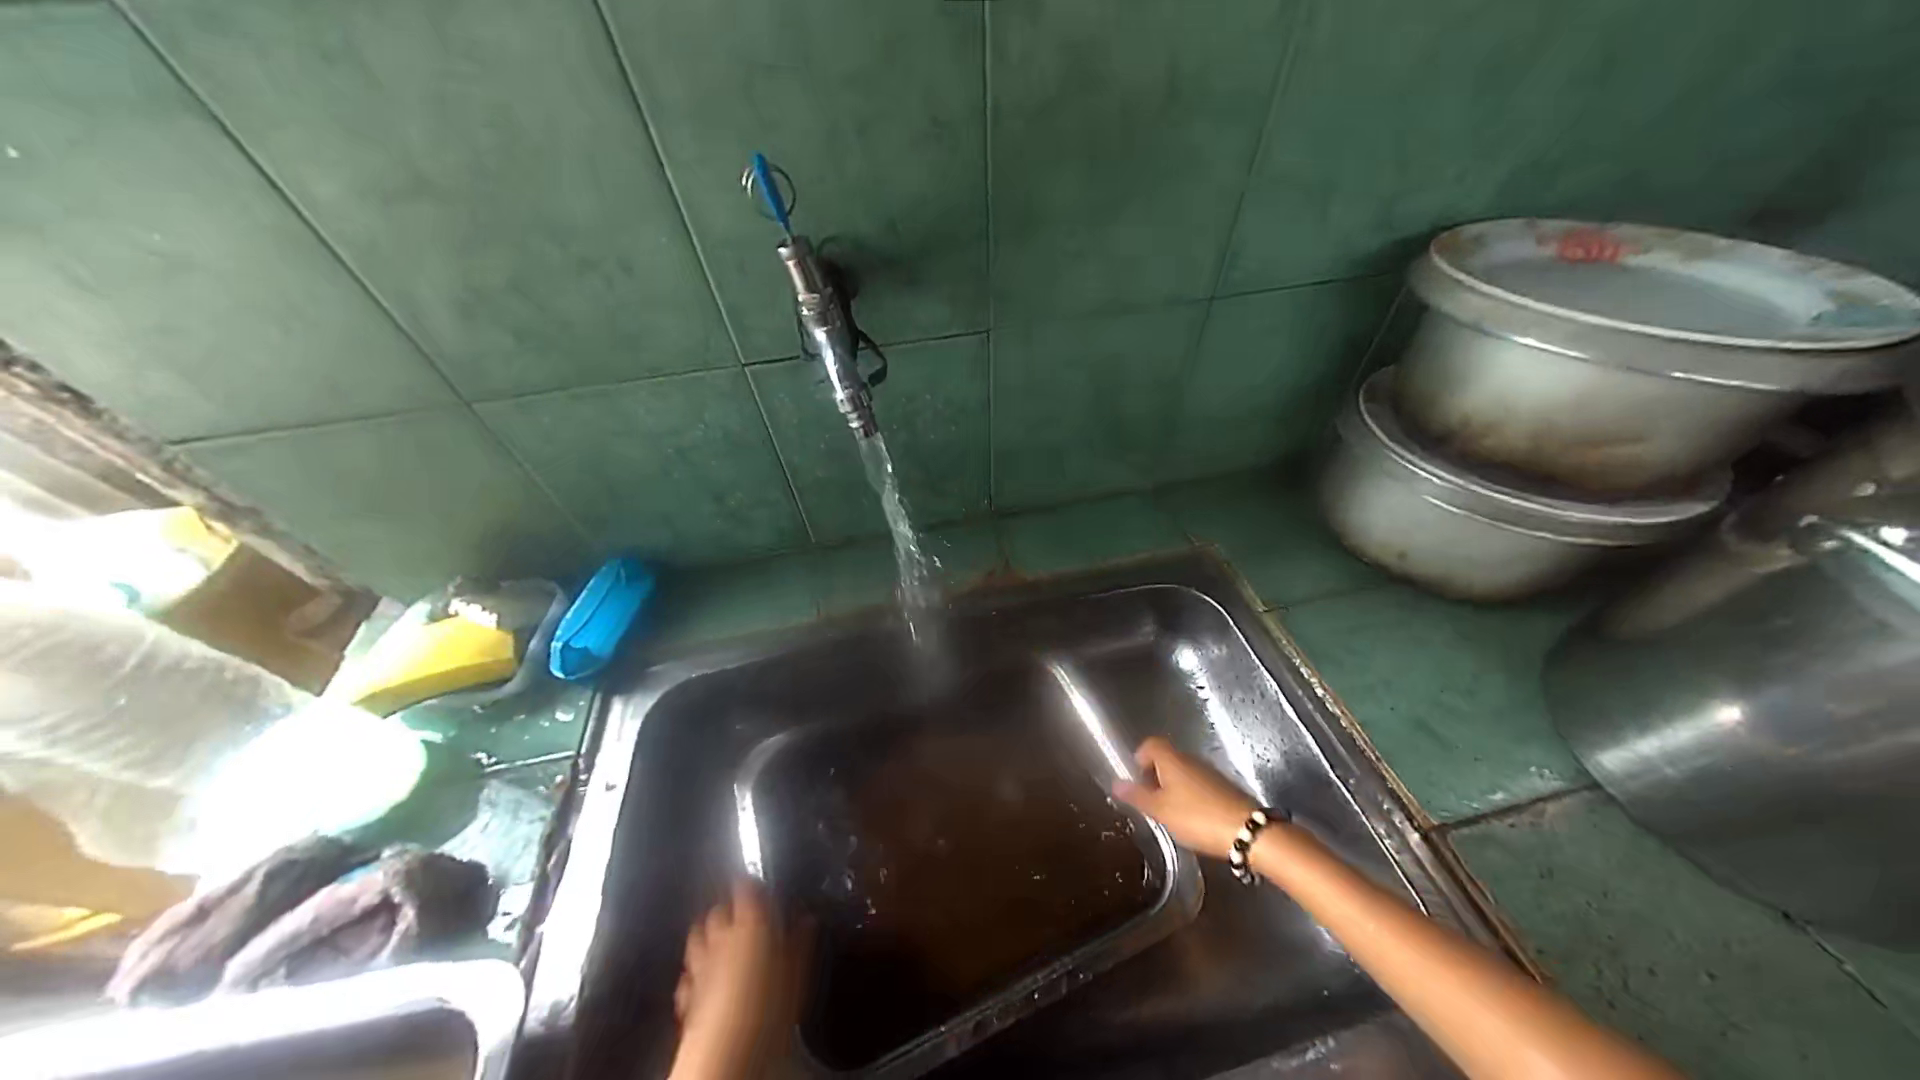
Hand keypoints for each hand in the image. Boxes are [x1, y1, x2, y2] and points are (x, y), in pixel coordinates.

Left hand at [669, 879, 804, 1079]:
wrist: (725, 1053)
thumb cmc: (768, 1008)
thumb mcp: (797, 974)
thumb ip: (800, 942)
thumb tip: (807, 919)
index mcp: (750, 924)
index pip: (745, 888)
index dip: (751, 883)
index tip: (761, 887)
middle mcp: (720, 937)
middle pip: (717, 910)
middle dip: (728, 909)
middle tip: (746, 918)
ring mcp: (699, 964)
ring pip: (697, 936)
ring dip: (708, 934)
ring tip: (723, 942)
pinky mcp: (685, 993)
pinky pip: (688, 971)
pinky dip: (696, 969)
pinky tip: (707, 979)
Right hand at [1111, 736, 1257, 859]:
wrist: (1248, 832)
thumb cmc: (1197, 817)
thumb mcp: (1160, 810)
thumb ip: (1137, 796)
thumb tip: (1116, 783)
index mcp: (1172, 759)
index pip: (1151, 744)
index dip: (1140, 757)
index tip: (1136, 777)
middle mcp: (1191, 760)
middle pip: (1167, 758)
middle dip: (1156, 776)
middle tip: (1150, 800)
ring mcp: (1211, 773)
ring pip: (1184, 772)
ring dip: (1174, 788)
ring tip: (1169, 812)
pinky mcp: (1225, 789)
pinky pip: (1199, 785)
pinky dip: (1191, 796)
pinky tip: (1192, 818)